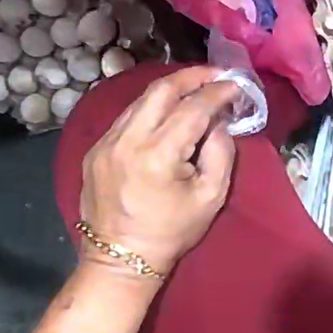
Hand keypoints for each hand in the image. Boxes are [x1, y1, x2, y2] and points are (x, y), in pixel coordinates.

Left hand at [78, 66, 239, 276]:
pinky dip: (151, 107)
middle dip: (191, 76)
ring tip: (195, 87)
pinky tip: (167, 112)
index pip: (192, 108)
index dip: (217, 92)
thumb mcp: (211, 197)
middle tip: (215, 74)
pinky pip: (127, 117)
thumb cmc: (171, 231)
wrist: (120, 259)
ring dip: (170, 89)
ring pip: (140, 100)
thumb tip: (219, 121)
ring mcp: (106, 142)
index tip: (236, 85)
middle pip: (161, 90)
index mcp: (157, 155)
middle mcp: (127, 140)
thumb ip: (221, 152)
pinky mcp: (96, 149)